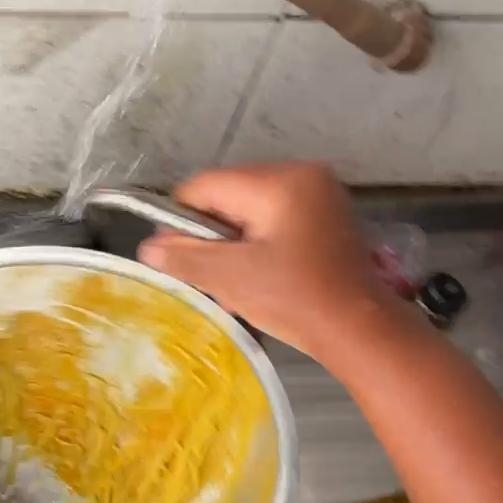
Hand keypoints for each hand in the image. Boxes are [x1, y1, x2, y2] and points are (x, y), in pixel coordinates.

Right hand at [138, 162, 407, 361]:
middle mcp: (301, 174)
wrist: (356, 328)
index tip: (174, 257)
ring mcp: (318, 194)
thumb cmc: (294, 299)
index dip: (180, 219)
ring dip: (231, 243)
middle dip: (210, 233)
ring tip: (232, 280)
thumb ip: (186, 257)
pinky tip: (257, 276)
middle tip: (208, 275)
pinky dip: (256, 245)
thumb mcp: (231, 278)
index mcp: (278, 181)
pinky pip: (273, 220)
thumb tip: (146, 246)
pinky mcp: (325, 217)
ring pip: (249, 210)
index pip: (206, 185)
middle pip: (228, 194)